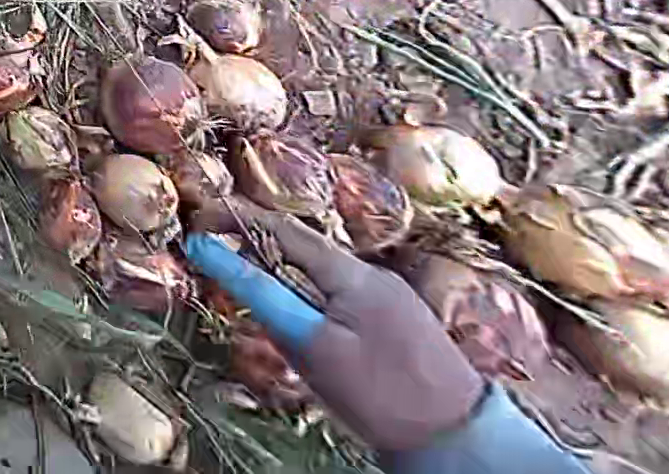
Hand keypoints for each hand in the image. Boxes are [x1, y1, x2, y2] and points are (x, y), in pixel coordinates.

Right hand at [185, 203, 483, 453]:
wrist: (470, 455)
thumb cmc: (380, 396)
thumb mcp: (310, 344)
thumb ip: (257, 290)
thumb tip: (205, 247)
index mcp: (354, 273)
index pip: (280, 227)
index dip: (234, 219)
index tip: (197, 225)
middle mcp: (374, 274)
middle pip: (299, 250)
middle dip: (259, 260)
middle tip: (228, 280)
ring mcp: (393, 298)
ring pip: (318, 275)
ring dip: (285, 286)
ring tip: (275, 321)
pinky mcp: (401, 322)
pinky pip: (339, 297)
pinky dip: (310, 304)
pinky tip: (311, 336)